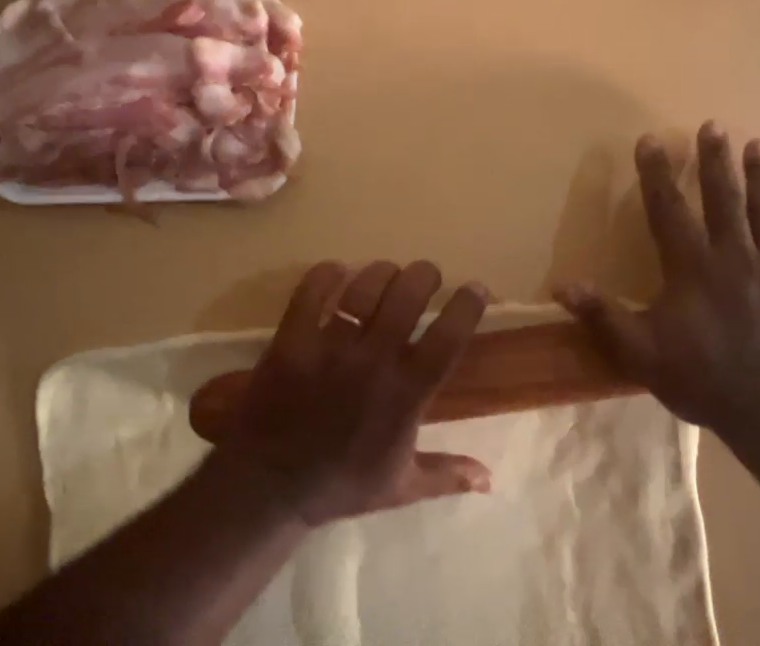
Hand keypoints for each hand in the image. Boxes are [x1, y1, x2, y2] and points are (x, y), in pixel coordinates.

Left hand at [212, 260, 491, 527]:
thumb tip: (490, 479)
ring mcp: (331, 347)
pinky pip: (310, 292)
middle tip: (427, 274)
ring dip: (381, 272)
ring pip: (364, 287)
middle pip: (408, 296)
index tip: (477, 288)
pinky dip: (326, 274)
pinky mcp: (292, 339)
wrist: (269, 486)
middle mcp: (374, 361)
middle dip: (424, 275)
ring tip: (387, 272)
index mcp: (406, 393)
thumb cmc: (340, 486)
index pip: (448, 338)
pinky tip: (337, 271)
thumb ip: (447, 474)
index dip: (467, 307)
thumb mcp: (401, 487)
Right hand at [555, 123, 759, 433]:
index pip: (669, 209)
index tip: (651, 140)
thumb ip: (603, 316)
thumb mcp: (639, 352)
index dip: (657, 173)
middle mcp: (735, 257)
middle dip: (716, 161)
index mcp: (692, 267)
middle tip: (714, 126)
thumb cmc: (702, 378)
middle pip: (724, 199)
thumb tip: (562, 285)